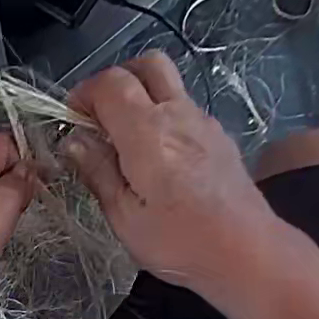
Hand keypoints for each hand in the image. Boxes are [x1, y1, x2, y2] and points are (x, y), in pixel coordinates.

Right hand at [64, 52, 294, 318]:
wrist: (247, 253)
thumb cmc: (178, 242)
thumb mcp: (124, 216)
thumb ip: (98, 172)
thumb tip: (74, 141)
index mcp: (147, 131)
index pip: (111, 83)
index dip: (84, 93)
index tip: (71, 120)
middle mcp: (178, 115)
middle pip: (147, 65)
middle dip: (116, 80)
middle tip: (99, 117)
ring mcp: (204, 123)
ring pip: (169, 85)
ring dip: (141, 99)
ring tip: (124, 142)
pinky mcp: (219, 138)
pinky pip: (185, 110)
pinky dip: (162, 117)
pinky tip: (156, 158)